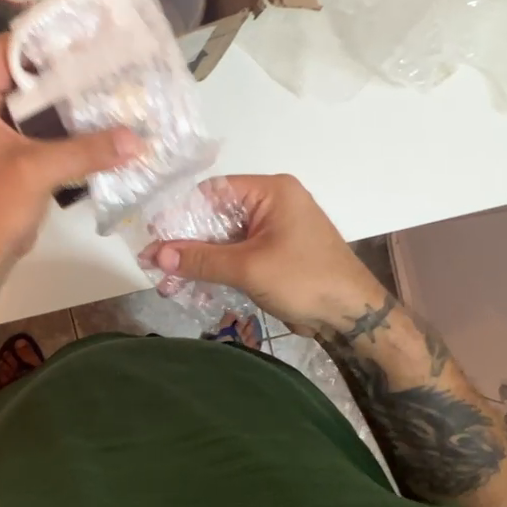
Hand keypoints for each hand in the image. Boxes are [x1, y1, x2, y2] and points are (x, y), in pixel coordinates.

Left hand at [0, 37, 138, 269]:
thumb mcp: (38, 171)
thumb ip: (86, 151)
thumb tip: (137, 140)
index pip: (7, 49)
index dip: (41, 37)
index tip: (82, 33)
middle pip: (28, 75)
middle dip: (66, 68)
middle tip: (106, 58)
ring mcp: (2, 136)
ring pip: (40, 105)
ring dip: (71, 100)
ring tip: (111, 85)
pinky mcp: (17, 158)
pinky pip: (46, 132)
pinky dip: (70, 128)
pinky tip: (102, 125)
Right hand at [141, 175, 386, 335]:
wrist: (351, 314)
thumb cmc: (304, 280)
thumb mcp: (247, 268)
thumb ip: (200, 259)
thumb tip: (155, 255)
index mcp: (271, 192)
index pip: (212, 192)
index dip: (181, 214)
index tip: (155, 239)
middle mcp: (272, 204)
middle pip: (215, 216)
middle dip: (186, 243)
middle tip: (156, 264)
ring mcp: (273, 230)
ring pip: (223, 239)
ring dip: (198, 260)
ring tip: (168, 282)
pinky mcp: (273, 254)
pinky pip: (236, 255)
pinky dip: (215, 269)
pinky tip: (191, 287)